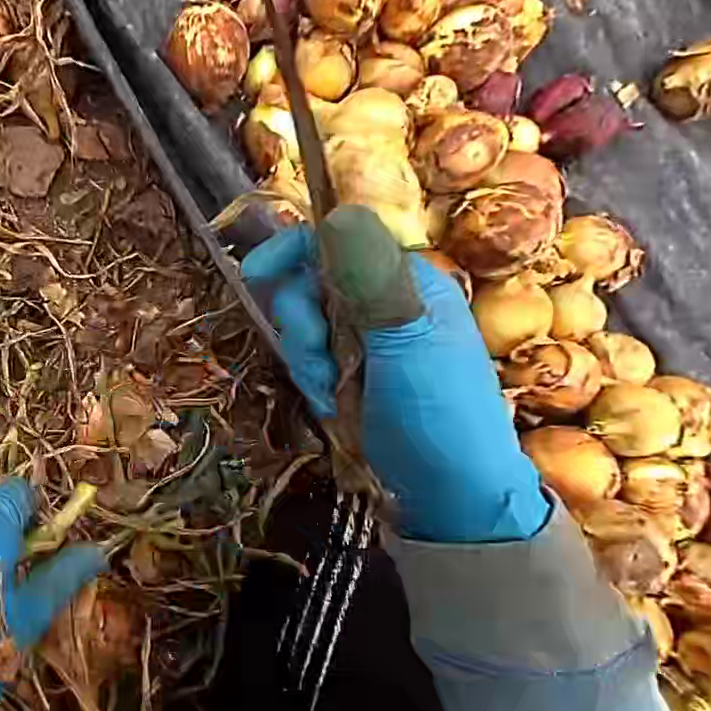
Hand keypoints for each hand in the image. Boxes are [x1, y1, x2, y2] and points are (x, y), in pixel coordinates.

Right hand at [242, 222, 549, 542]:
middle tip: (321, 359)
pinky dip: (314, 382)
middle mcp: (383, 303)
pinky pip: (311, 361)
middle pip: (308, 284)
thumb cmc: (438, 414)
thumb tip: (337, 213)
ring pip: (305, 326)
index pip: (334, 240)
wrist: (454, 498)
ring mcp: (367, 342)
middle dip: (301, 322)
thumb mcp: (405, 343)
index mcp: (405, 280)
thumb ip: (371, 279)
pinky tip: (336, 405)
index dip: (290, 250)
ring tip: (336, 392)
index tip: (256, 274)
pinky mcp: (354, 376)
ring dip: (307, 359)